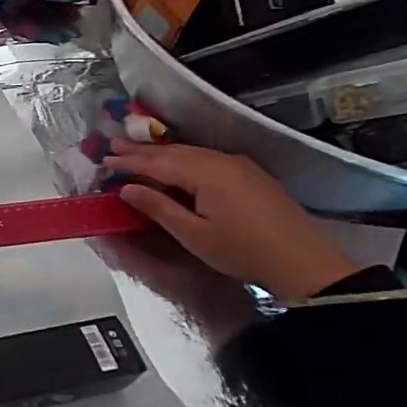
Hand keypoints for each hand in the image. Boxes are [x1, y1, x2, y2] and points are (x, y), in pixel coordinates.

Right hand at [103, 138, 360, 301]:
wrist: (301, 260)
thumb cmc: (242, 251)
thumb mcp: (194, 235)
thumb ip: (159, 208)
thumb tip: (128, 188)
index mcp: (205, 173)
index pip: (159, 162)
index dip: (130, 161)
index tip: (105, 160)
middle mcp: (221, 160)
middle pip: (175, 152)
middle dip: (143, 151)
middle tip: (113, 146)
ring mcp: (238, 165)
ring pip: (192, 153)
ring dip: (163, 153)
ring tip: (138, 152)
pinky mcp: (250, 174)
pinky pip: (207, 159)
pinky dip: (184, 159)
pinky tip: (177, 163)